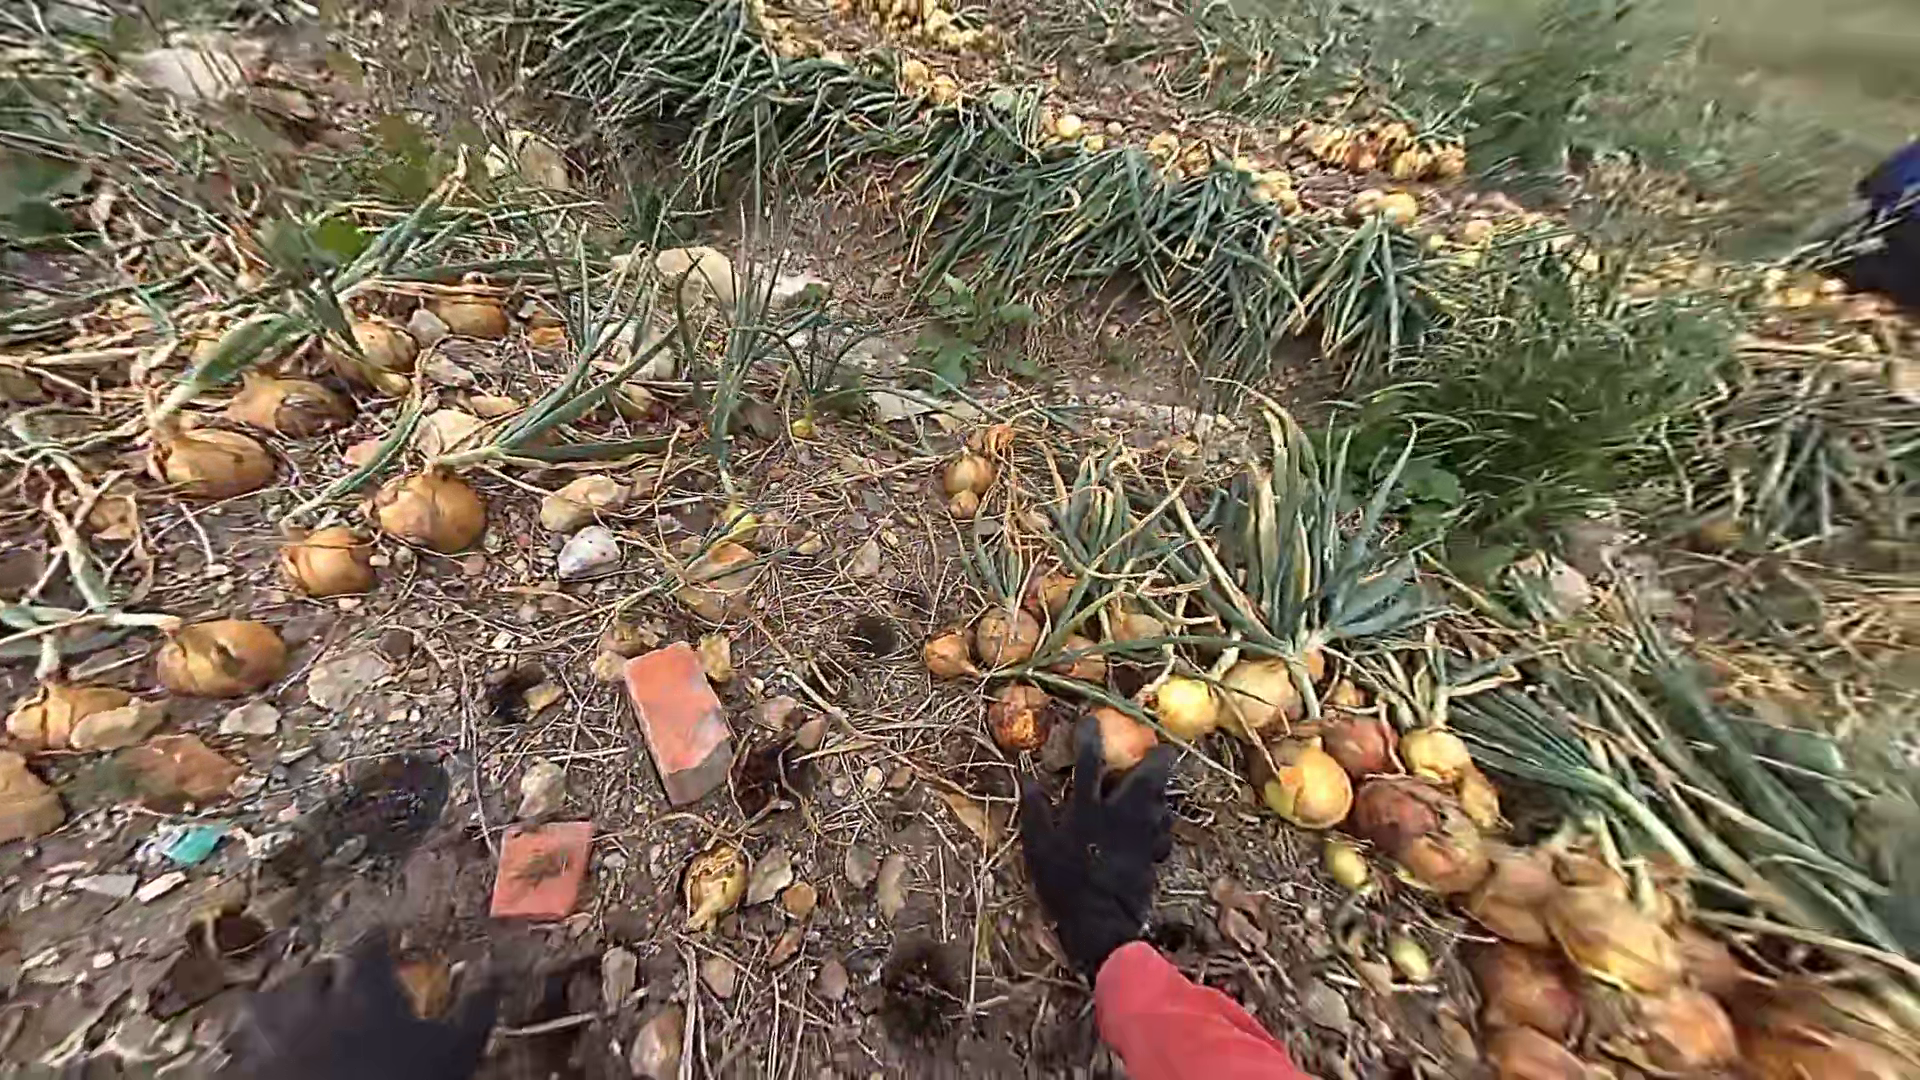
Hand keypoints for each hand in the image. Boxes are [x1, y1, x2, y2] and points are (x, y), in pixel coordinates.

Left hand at [220, 930, 495, 1079]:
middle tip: (341, 974)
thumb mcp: (458, 1046)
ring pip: (256, 1011)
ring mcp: (270, 1050)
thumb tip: (494, 972)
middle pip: (308, 973)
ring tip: (292, 1009)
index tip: (387, 937)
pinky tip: (266, 1057)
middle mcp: (314, 1009)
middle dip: (324, 970)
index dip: (379, 938)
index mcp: (365, 990)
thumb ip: (477, 1005)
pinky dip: (249, 1052)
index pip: (369, 945)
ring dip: (275, 1005)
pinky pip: (232, 1059)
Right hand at [1020, 715, 1174, 976]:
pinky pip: (1164, 829)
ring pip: (1162, 801)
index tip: (1090, 719)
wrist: (1100, 925)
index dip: (1089, 737)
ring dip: (1161, 788)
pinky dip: (1161, 819)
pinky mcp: (1153, 854)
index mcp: (1089, 808)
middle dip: (1157, 758)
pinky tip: (1156, 820)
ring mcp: (1142, 834)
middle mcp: (1121, 814)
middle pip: (1147, 777)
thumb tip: (1028, 777)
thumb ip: (1034, 809)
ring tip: (1158, 780)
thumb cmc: (1065, 882)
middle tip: (1160, 748)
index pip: (1089, 763)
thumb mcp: (1038, 846)